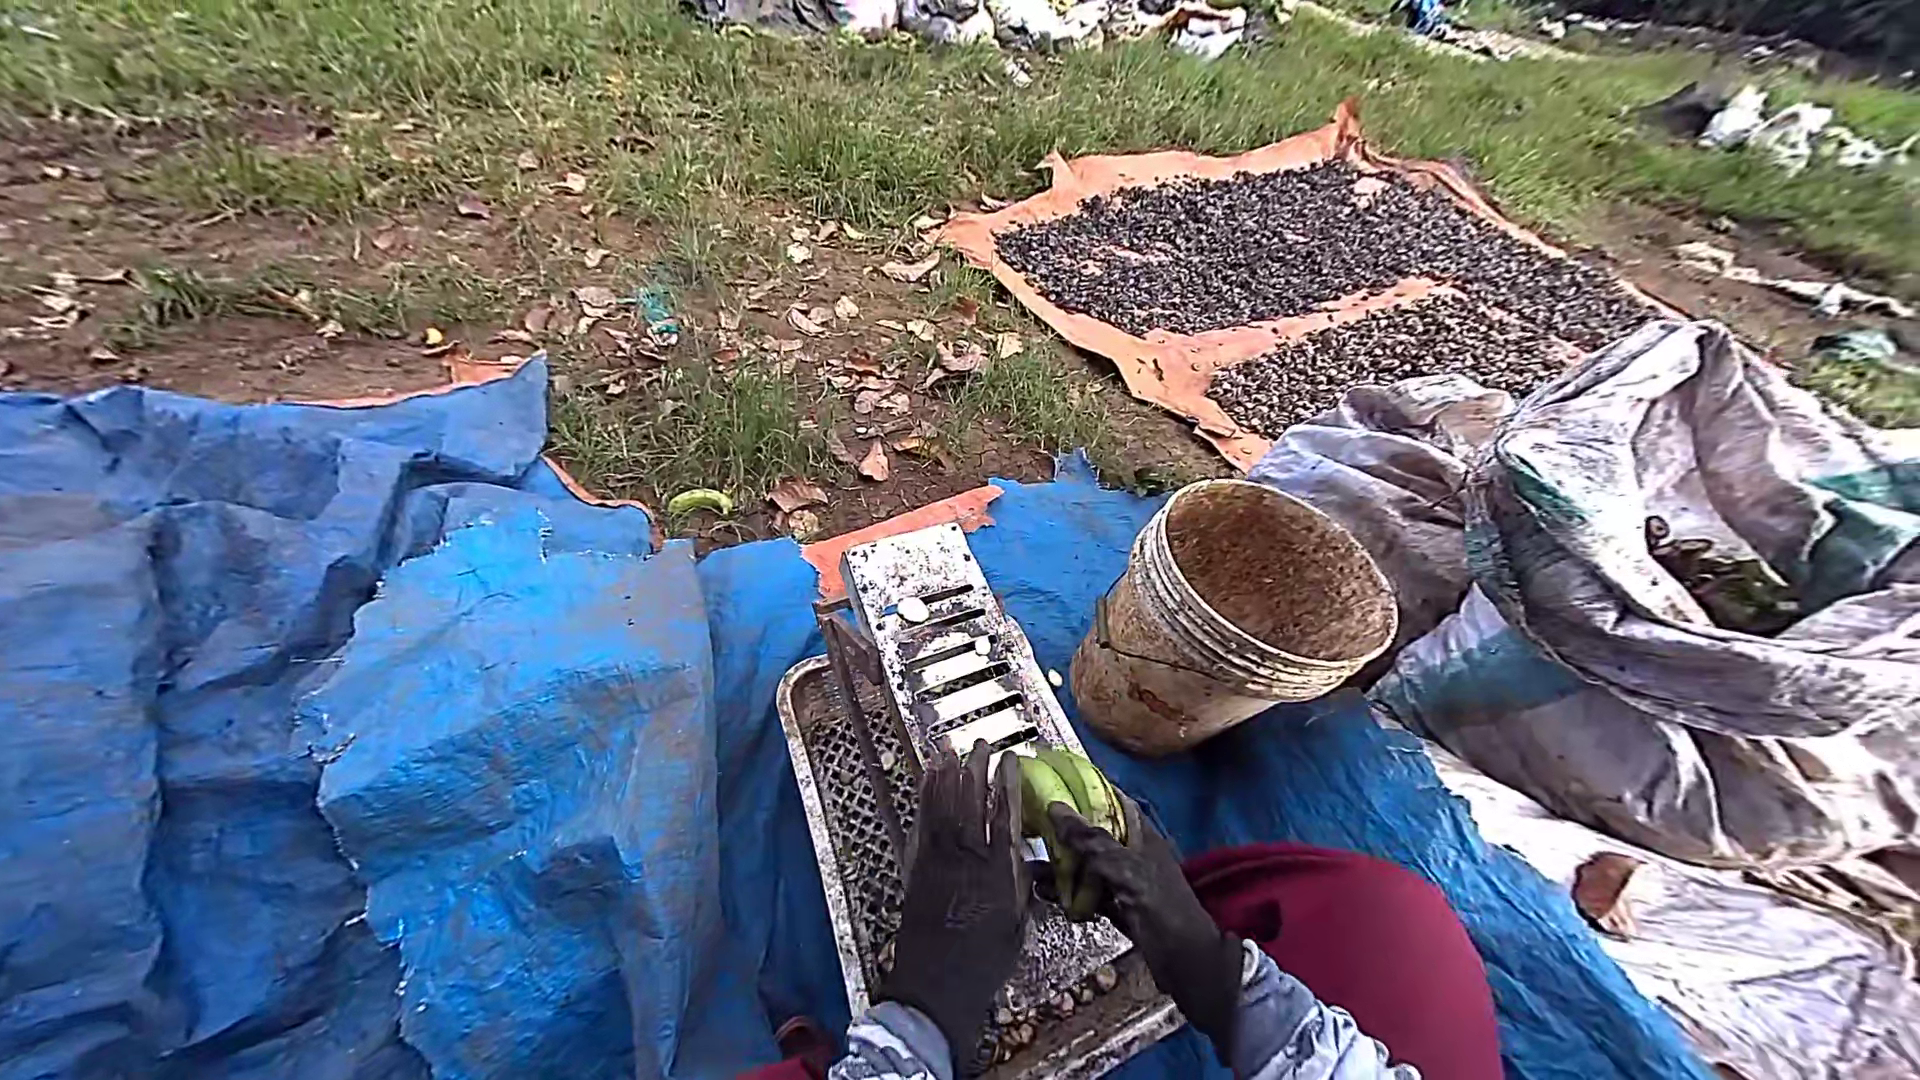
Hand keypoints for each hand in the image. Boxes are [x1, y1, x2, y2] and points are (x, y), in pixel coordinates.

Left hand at [880, 742, 1029, 1064]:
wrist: (937, 984)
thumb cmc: (985, 957)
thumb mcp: (1017, 920)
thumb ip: (1018, 878)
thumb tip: (1020, 847)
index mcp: (998, 869)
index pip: (1005, 813)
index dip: (1007, 782)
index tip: (1010, 759)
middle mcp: (968, 856)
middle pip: (972, 800)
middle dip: (976, 767)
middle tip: (980, 743)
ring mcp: (939, 856)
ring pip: (944, 803)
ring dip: (947, 773)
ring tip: (948, 748)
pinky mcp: (918, 863)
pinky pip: (922, 820)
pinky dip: (925, 796)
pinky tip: (927, 780)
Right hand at [1049, 799, 1243, 1061]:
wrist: (1190, 967)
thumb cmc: (1163, 909)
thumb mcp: (1127, 870)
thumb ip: (1091, 841)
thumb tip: (1056, 807)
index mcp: (1137, 830)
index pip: (1106, 796)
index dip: (1079, 786)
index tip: (1047, 780)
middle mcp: (1128, 847)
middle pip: (1089, 829)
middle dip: (1060, 828)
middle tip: (1027, 825)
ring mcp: (1122, 876)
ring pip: (1084, 861)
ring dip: (1058, 863)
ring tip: (1028, 866)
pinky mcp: (1116, 903)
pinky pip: (1085, 889)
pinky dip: (1066, 890)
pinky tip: (1042, 891)